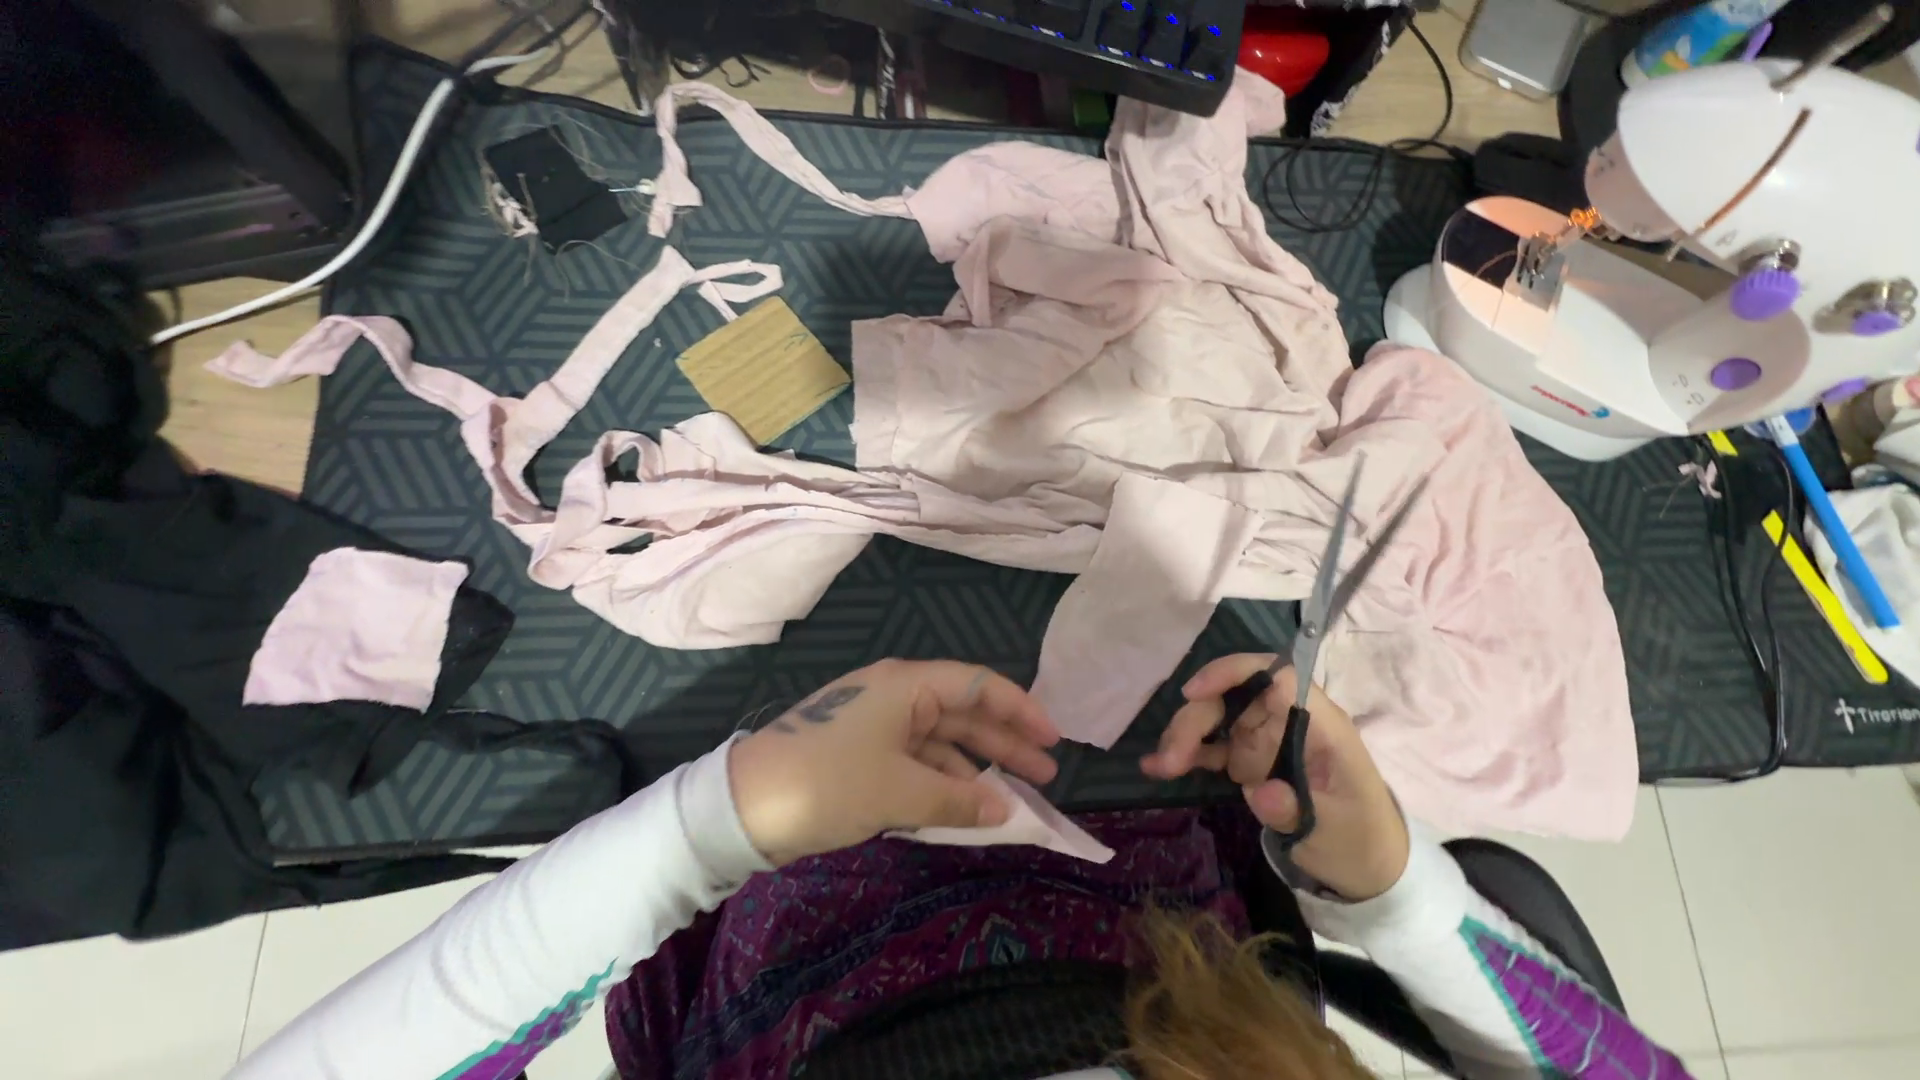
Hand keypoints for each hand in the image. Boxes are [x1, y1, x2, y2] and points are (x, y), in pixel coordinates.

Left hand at [728, 659, 1061, 866]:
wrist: (743, 807)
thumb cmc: (829, 784)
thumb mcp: (900, 791)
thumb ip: (959, 798)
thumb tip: (1006, 808)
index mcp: (905, 685)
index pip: (978, 686)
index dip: (1020, 710)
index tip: (1053, 741)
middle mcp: (895, 696)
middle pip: (964, 714)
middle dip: (1005, 743)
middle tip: (1046, 776)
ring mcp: (877, 725)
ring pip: (941, 742)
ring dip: (975, 769)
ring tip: (1012, 800)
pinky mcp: (862, 755)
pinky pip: (917, 763)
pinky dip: (943, 783)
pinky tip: (964, 808)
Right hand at [1141, 654, 1408, 900]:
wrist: (1367, 867)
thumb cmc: (1360, 839)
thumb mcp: (1337, 830)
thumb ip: (1297, 809)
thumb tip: (1262, 792)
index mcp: (1319, 724)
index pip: (1276, 675)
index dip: (1233, 672)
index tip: (1194, 692)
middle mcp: (1286, 720)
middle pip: (1233, 697)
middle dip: (1196, 719)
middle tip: (1170, 758)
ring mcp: (1265, 739)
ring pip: (1215, 717)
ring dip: (1184, 736)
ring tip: (1161, 766)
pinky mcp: (1249, 759)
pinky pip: (1212, 746)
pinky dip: (1186, 754)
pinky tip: (1157, 767)